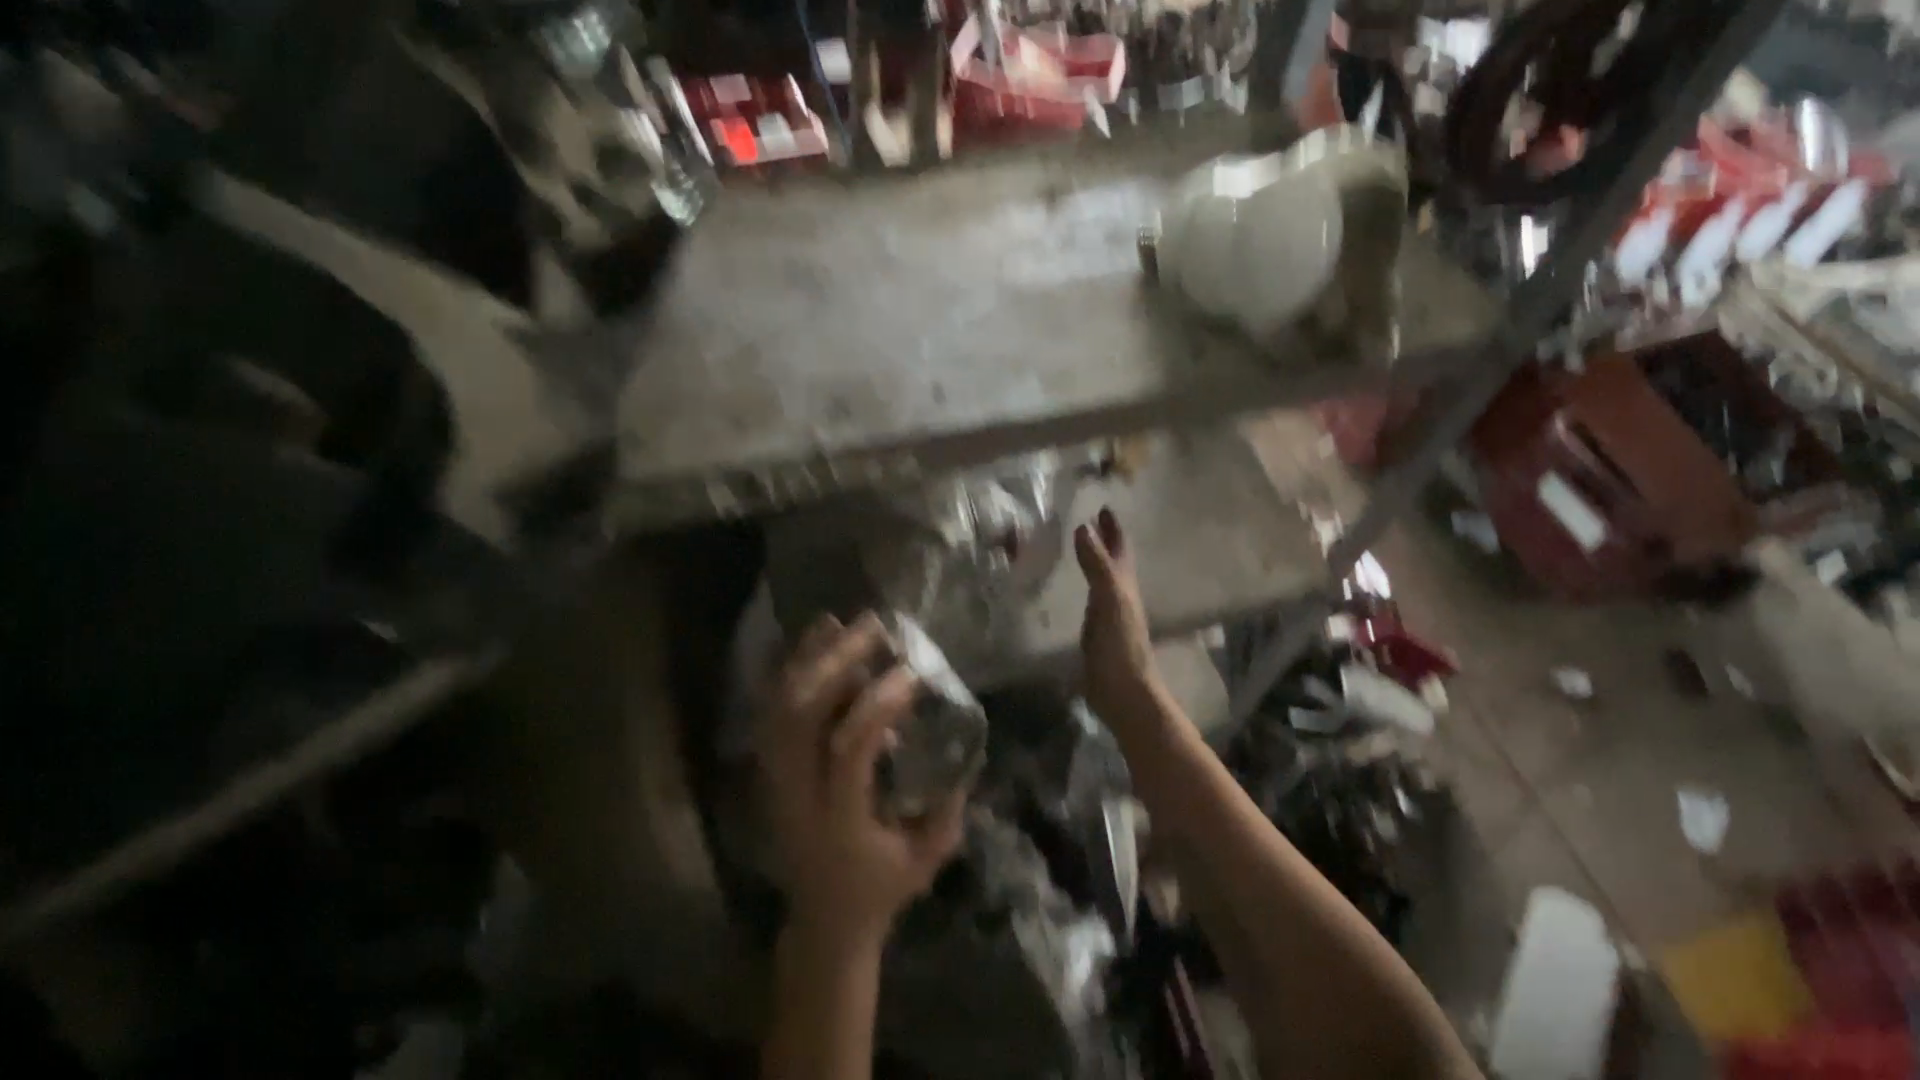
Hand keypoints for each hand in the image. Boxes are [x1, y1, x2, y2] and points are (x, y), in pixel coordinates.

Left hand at [761, 614, 968, 945]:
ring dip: (811, 659)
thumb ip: (947, 809)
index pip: (848, 750)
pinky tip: (814, 641)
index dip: (878, 706)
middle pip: (801, 716)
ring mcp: (774, 780)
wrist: (822, 917)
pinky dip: (791, 671)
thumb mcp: (926, 859)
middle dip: (836, 664)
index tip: (911, 674)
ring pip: (779, 708)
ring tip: (844, 624)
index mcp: (838, 818)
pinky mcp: (767, 770)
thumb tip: (964, 751)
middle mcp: (797, 793)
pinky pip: (770, 711)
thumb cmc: (880, 889)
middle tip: (875, 629)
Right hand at [1075, 508, 1163, 733]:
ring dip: (1091, 562)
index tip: (1103, 506)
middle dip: (1103, 541)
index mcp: (1124, 584)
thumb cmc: (1120, 645)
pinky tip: (1066, 592)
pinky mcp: (1095, 635)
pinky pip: (1088, 602)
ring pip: (1101, 580)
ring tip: (1073, 548)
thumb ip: (1097, 565)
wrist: (1125, 692)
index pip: (1120, 548)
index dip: (1113, 528)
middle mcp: (1119, 596)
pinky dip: (1079, 588)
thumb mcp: (1110, 598)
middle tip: (1085, 521)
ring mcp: (1108, 616)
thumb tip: (1083, 528)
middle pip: (1113, 561)